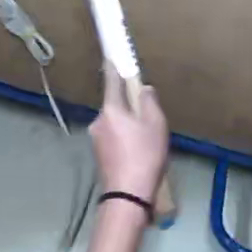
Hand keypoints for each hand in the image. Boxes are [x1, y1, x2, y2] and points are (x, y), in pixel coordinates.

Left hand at [89, 66, 168, 200]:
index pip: (111, 81)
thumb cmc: (144, 155)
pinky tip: (137, 154)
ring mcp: (95, 139)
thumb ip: (149, 102)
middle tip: (148, 120)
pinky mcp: (98, 155)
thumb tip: (143, 89)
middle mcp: (98, 121)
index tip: (111, 54)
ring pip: (114, 123)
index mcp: (111, 109)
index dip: (113, 67)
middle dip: (128, 107)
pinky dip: (123, 140)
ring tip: (146, 142)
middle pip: (115, 105)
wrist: (127, 196)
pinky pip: (113, 139)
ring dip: (127, 126)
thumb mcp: (155, 124)